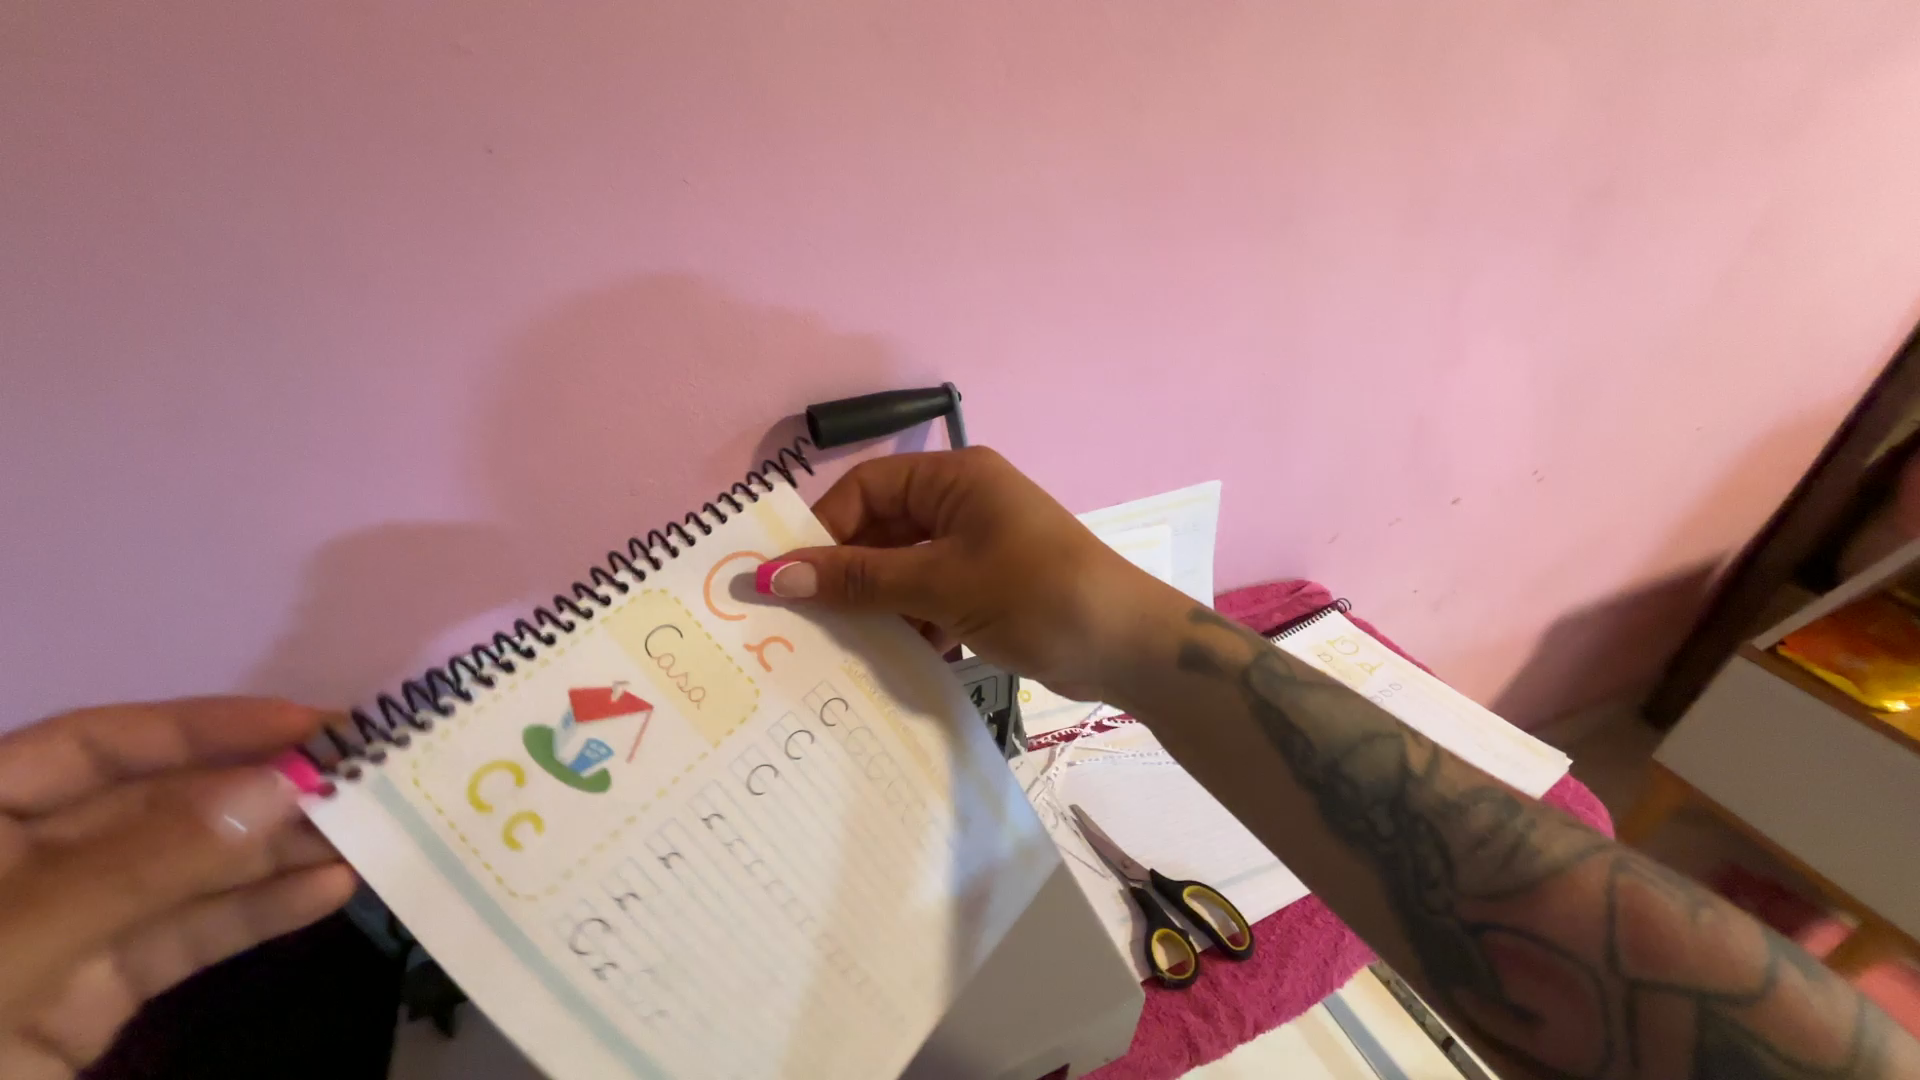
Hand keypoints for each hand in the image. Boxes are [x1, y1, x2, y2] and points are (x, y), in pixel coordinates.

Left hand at [0, 698, 354, 1078]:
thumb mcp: (8, 950)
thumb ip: (142, 865)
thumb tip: (281, 785)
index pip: (91, 747)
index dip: (204, 725)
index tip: (310, 723)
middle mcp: (16, 871)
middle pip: (162, 807)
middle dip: (265, 792)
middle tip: (365, 779)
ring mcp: (59, 933)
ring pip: (190, 871)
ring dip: (282, 852)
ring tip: (372, 831)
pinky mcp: (93, 992)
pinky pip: (189, 935)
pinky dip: (261, 914)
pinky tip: (331, 891)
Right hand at [762, 447, 1188, 701]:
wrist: (1126, 645)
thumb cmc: (1035, 592)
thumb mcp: (942, 583)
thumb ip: (860, 579)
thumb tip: (775, 575)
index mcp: (954, 479)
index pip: (867, 489)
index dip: (826, 529)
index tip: (791, 580)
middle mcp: (963, 503)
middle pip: (883, 529)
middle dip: (849, 573)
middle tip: (807, 620)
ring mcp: (978, 546)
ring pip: (904, 568)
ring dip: (878, 603)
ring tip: (843, 645)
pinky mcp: (988, 586)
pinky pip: (931, 595)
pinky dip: (912, 621)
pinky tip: (893, 655)